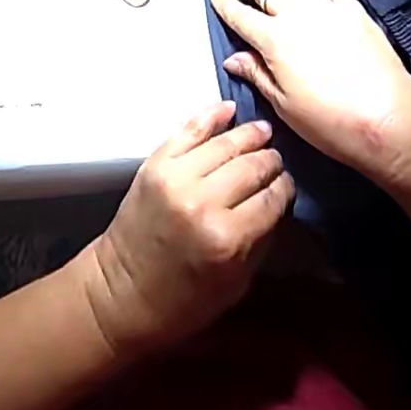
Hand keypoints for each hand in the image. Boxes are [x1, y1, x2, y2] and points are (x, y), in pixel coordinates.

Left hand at [74, 101, 294, 356]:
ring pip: (224, 143)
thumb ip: (260, 240)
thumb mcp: (235, 284)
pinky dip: (211, 115)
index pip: (271, 199)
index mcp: (227, 238)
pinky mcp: (156, 163)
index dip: (285, 188)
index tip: (288, 184)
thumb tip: (278, 203)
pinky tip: (229, 109)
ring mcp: (176, 177)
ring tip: (263, 130)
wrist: (122, 291)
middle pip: (251, 167)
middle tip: (277, 159)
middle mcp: (203, 201)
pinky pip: (189, 129)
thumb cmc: (183, 300)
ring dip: (248, 134)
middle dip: (270, 161)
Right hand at [211, 0, 410, 191]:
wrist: (390, 119)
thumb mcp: (284, 105)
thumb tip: (234, 59)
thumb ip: (258, 74)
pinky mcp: (355, 10)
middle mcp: (298, 15)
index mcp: (274, 39)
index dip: (225, 3)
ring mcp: (328, 9)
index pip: (241, 14)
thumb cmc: (331, 121)